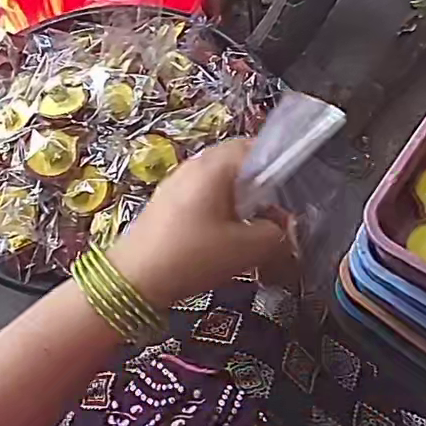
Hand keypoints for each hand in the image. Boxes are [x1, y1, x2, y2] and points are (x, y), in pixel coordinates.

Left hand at [110, 139, 292, 306]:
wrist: (135, 278)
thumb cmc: (193, 256)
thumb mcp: (246, 248)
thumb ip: (275, 232)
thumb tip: (281, 225)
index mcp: (215, 165)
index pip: (257, 147)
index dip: (279, 166)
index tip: (290, 193)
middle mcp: (194, 164)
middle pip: (237, 162)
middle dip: (259, 184)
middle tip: (272, 212)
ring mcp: (176, 180)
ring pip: (219, 179)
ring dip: (238, 197)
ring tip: (249, 225)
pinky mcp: (166, 200)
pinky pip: (201, 192)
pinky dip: (217, 206)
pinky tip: (221, 233)